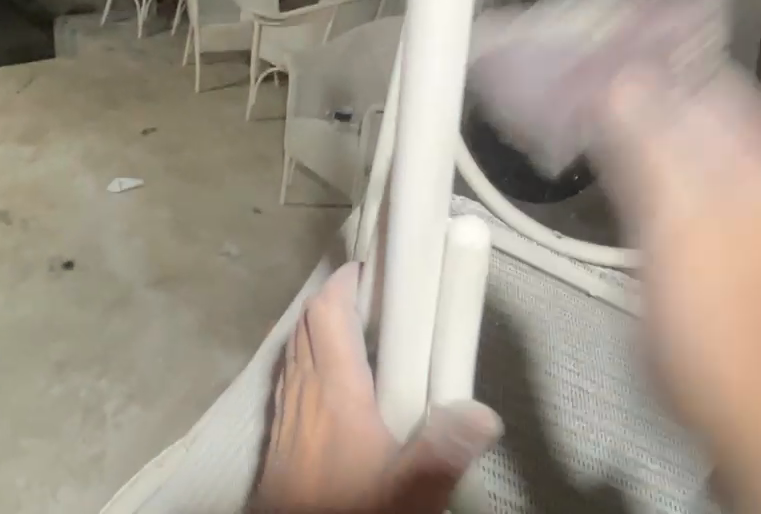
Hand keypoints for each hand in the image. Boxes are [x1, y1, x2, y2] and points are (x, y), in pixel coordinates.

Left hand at [254, 264, 502, 513]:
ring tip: (355, 332)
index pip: (328, 312)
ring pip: (294, 346)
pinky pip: (288, 376)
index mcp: (333, 389)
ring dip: (318, 327)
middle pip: (307, 321)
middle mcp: (303, 389)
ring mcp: (284, 411)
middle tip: (373, 299)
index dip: (345, 282)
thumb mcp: (407, 493)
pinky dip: (305, 359)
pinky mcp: (276, 435)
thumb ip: (443, 450)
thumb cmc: (348, 510)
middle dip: (335, 298)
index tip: (373, 270)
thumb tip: (483, 412)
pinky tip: (328, 382)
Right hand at [601, 69, 760, 513]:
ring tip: (575, 95)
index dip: (639, 50)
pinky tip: (607, 147)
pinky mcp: (726, 228)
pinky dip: (640, 148)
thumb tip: (617, 83)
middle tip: (567, 64)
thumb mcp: (677, 236)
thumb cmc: (723, 338)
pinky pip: (678, 165)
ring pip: (680, 131)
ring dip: (631, 111)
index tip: (584, 37)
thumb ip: (647, 151)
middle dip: (628, 76)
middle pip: (688, 98)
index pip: (696, 74)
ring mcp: (747, 199)